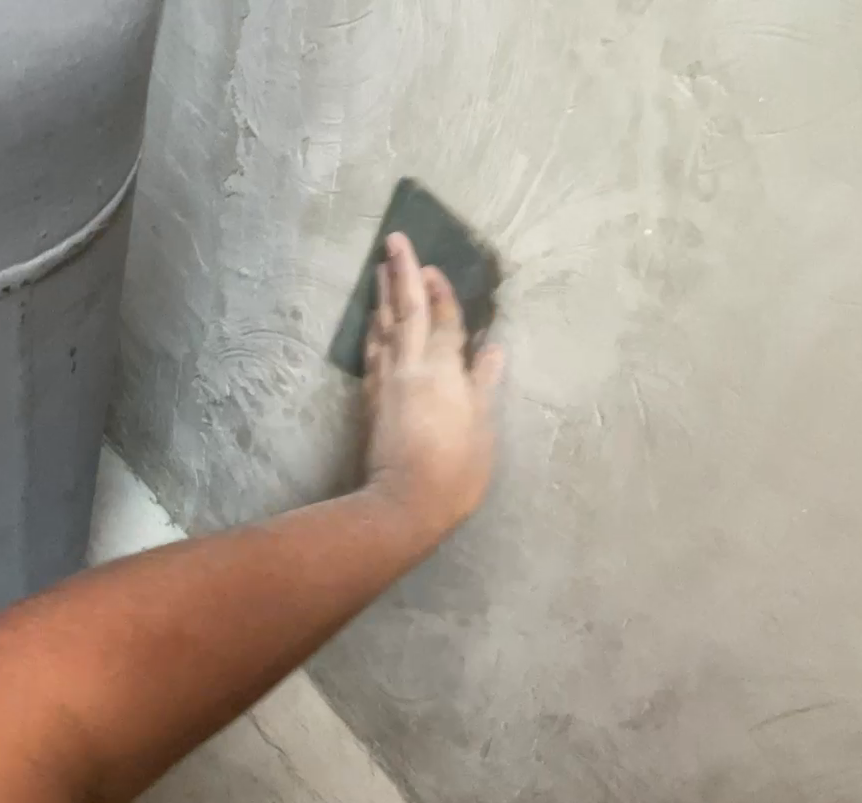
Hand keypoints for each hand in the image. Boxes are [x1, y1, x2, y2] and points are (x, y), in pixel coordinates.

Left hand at [361, 232, 506, 540]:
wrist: (404, 502)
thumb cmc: (455, 469)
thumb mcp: (482, 427)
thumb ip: (483, 384)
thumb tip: (491, 349)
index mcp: (442, 369)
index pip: (442, 319)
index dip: (439, 291)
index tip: (432, 264)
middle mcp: (409, 367)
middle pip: (405, 311)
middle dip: (400, 273)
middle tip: (392, 240)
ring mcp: (386, 383)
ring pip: (383, 329)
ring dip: (382, 298)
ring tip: (379, 271)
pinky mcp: (371, 402)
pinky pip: (372, 355)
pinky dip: (373, 333)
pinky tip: (373, 326)